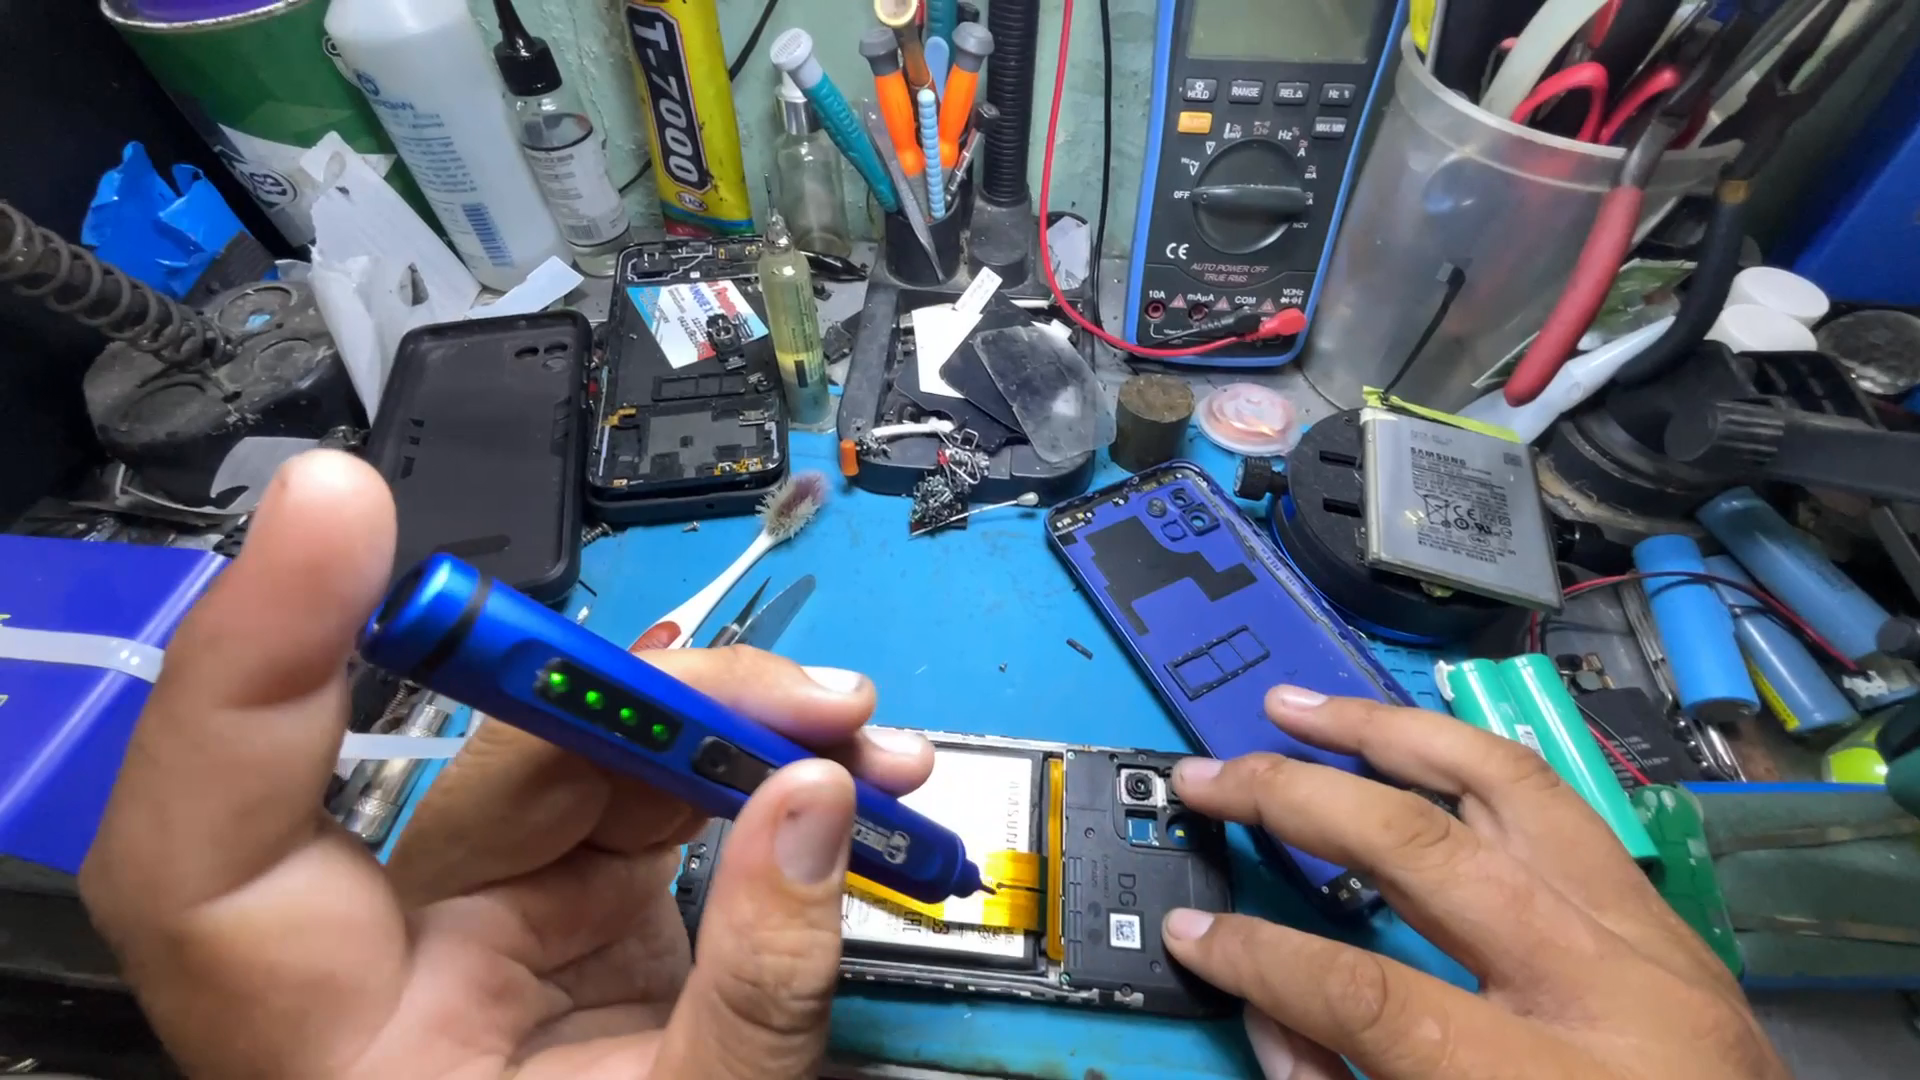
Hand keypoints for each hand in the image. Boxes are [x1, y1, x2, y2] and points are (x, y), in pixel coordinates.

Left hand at [80, 450, 933, 1078]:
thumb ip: (757, 983)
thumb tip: (814, 793)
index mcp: (355, 1042)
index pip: (226, 844)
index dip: (262, 662)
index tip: (339, 507)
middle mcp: (413, 940)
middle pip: (516, 757)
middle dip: (684, 702)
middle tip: (826, 701)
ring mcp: (505, 898)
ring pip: (610, 748)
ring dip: (753, 727)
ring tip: (866, 734)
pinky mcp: (585, 878)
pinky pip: (665, 782)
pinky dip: (759, 763)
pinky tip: (842, 760)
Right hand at [1161, 687, 1787, 1079]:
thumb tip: (1261, 997)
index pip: (1369, 989)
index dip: (1260, 956)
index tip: (1190, 934)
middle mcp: (1614, 988)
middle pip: (1418, 848)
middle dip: (1289, 798)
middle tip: (1205, 777)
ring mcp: (1648, 936)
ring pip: (1495, 780)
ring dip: (1375, 730)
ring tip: (1292, 705)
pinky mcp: (1655, 914)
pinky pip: (1541, 795)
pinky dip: (1450, 749)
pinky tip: (1392, 733)